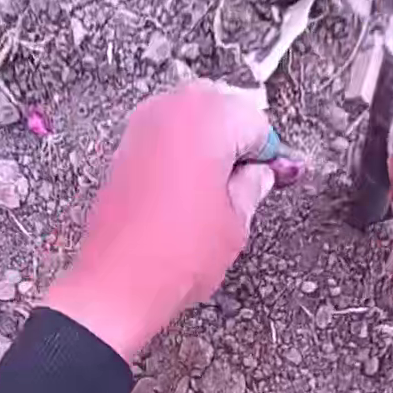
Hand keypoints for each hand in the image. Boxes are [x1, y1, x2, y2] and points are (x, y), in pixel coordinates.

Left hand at [46, 81, 282, 360]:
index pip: (255, 122)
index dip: (269, 154)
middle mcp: (169, 109)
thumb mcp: (235, 224)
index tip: (273, 180)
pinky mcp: (123, 152)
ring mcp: (141, 128)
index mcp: (206, 118)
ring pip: (190, 121)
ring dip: (209, 148)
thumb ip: (254, 187)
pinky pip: (165, 139)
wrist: (119, 284)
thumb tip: (260, 173)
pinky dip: (182, 157)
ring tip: (216, 195)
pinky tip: (188, 196)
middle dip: (237, 141)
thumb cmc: (179, 256)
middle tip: (247, 185)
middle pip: (220, 108)